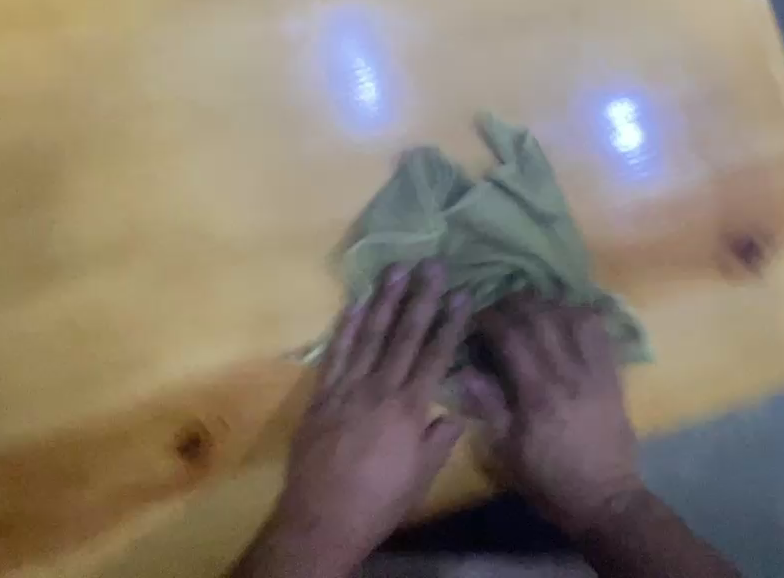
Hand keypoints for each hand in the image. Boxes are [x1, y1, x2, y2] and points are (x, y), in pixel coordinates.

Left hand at [258, 263, 470, 575]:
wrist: (321, 520)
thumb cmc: (378, 503)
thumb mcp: (420, 479)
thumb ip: (439, 442)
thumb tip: (456, 412)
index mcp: (410, 409)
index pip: (435, 355)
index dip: (450, 322)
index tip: (462, 293)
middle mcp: (381, 389)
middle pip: (405, 334)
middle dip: (421, 297)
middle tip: (432, 264)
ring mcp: (348, 387)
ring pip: (371, 335)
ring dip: (385, 299)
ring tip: (397, 268)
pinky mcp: (322, 394)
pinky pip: (337, 353)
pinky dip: (347, 327)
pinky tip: (356, 302)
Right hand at [457, 294, 645, 537]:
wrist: (606, 502)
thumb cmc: (550, 480)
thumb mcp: (509, 452)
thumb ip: (488, 407)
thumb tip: (464, 371)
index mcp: (537, 394)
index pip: (511, 338)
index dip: (491, 319)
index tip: (478, 316)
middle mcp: (567, 374)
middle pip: (541, 318)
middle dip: (516, 303)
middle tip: (502, 303)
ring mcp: (595, 372)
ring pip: (573, 317)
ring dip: (550, 303)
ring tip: (534, 304)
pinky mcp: (613, 376)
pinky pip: (602, 333)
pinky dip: (583, 315)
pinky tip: (568, 313)